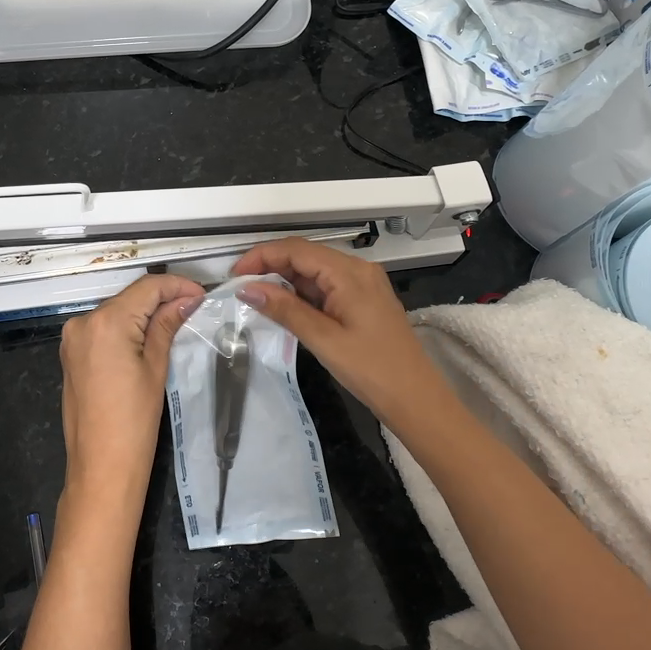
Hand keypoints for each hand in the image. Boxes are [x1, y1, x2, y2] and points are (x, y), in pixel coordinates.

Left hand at [58, 273, 204, 509]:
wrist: (101, 468)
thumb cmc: (134, 422)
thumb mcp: (155, 369)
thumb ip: (166, 326)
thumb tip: (186, 300)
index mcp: (105, 322)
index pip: (146, 288)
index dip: (176, 286)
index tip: (202, 294)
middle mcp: (82, 322)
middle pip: (129, 298)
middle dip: (161, 299)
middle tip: (194, 307)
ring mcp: (72, 338)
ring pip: (115, 312)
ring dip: (143, 313)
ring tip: (176, 322)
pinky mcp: (70, 354)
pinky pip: (102, 329)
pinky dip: (125, 328)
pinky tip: (148, 337)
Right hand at [231, 238, 437, 415]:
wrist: (417, 400)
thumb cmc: (372, 369)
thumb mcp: (323, 339)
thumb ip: (284, 308)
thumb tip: (246, 288)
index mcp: (349, 273)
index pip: (295, 249)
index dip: (260, 257)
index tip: (234, 276)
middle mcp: (358, 269)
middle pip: (304, 255)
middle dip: (269, 267)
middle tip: (241, 289)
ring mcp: (363, 284)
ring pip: (313, 270)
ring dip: (284, 281)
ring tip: (256, 299)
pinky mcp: (363, 300)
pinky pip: (325, 285)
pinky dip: (302, 293)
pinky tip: (284, 307)